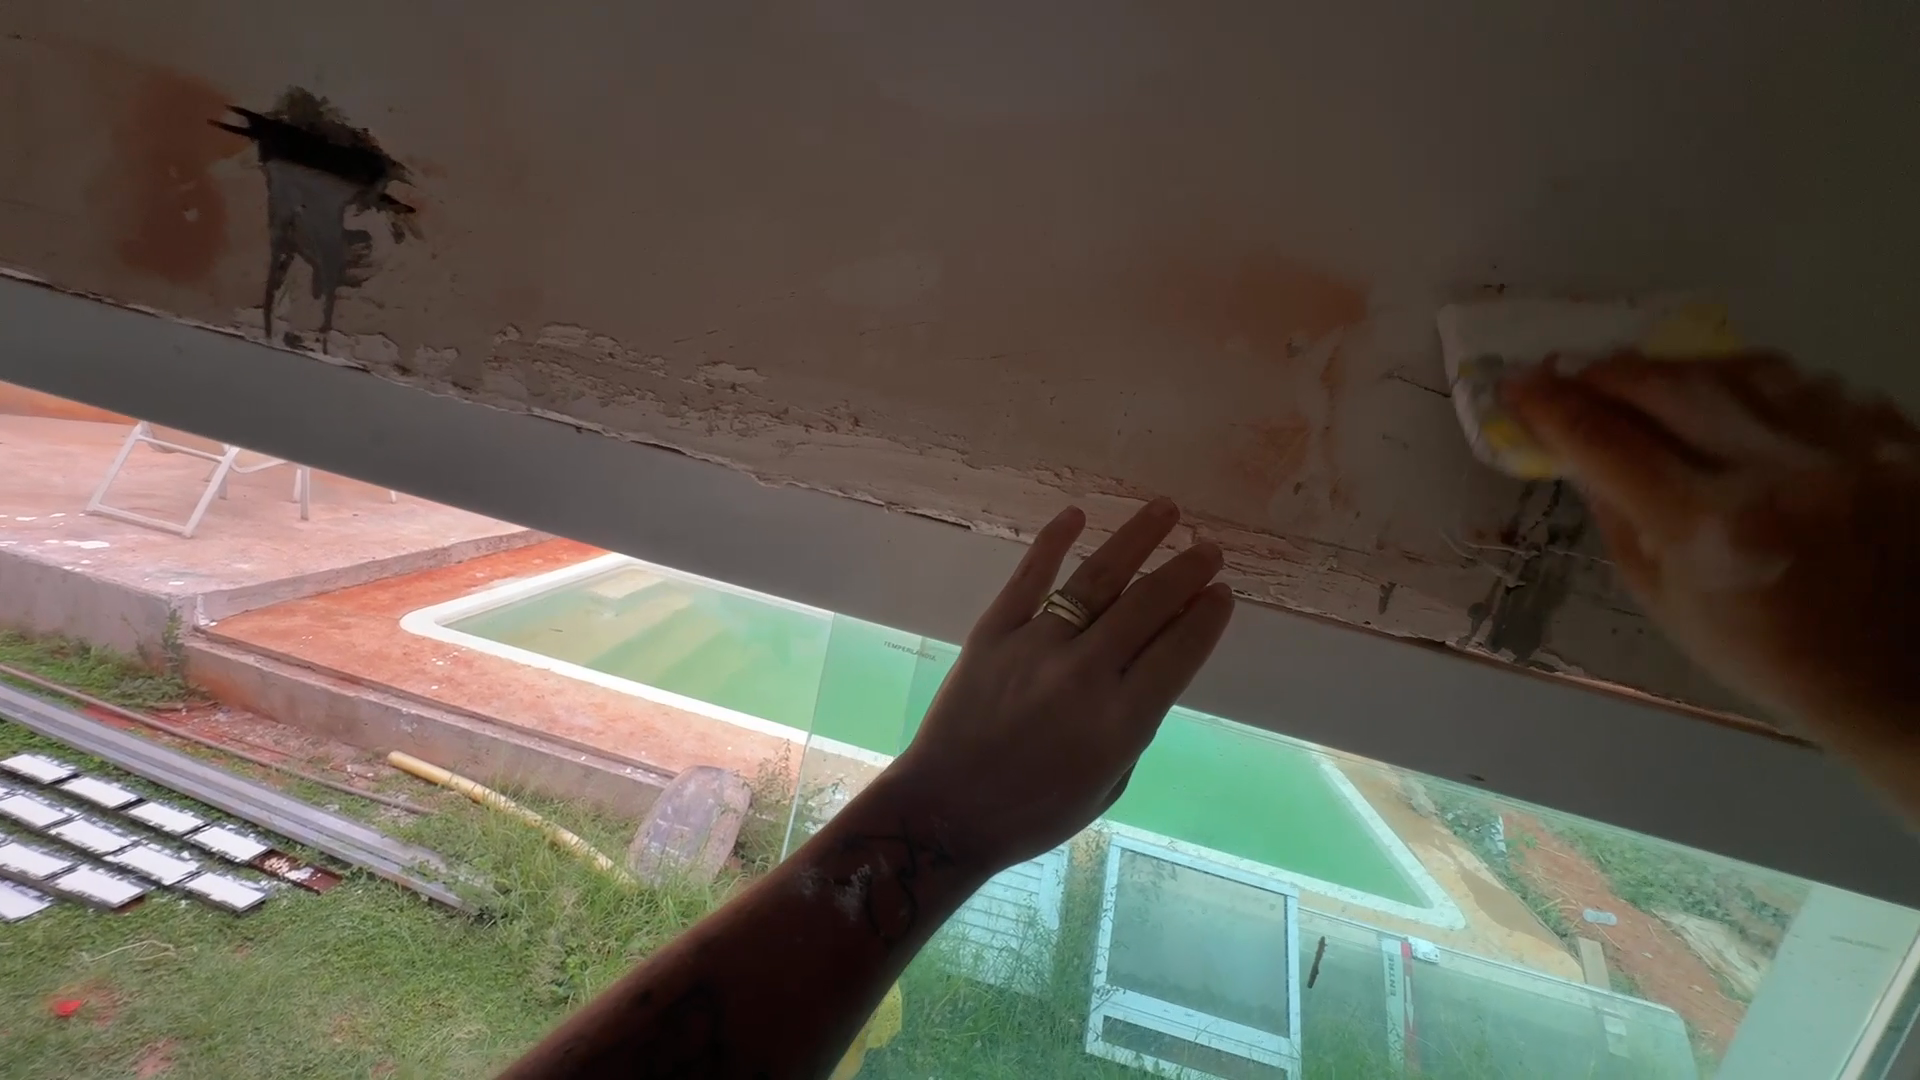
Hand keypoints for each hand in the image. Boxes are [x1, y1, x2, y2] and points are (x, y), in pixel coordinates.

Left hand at [884, 497, 1231, 873]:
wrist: (947, 810)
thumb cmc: (1034, 811)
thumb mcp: (1108, 782)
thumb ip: (1134, 723)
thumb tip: (1150, 666)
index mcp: (1121, 722)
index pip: (1179, 651)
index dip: (1207, 617)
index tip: (1222, 592)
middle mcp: (1084, 674)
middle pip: (1147, 606)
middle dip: (1186, 571)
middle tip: (1208, 548)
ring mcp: (1036, 646)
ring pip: (1096, 580)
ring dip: (1136, 540)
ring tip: (1165, 510)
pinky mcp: (993, 631)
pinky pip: (1028, 578)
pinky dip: (1053, 542)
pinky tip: (1076, 514)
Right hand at [1503, 355, 1919, 756]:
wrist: (1904, 675)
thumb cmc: (1754, 648)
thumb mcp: (1655, 591)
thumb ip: (1615, 510)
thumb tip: (1574, 449)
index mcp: (1708, 526)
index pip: (1604, 442)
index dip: (1549, 405)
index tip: (1514, 383)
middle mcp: (1783, 474)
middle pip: (1670, 386)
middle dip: (1604, 373)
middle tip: (1565, 371)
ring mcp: (1854, 449)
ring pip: (1744, 370)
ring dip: (1674, 368)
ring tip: (1638, 380)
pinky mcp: (1901, 440)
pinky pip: (1809, 385)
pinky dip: (1750, 384)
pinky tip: (1723, 403)